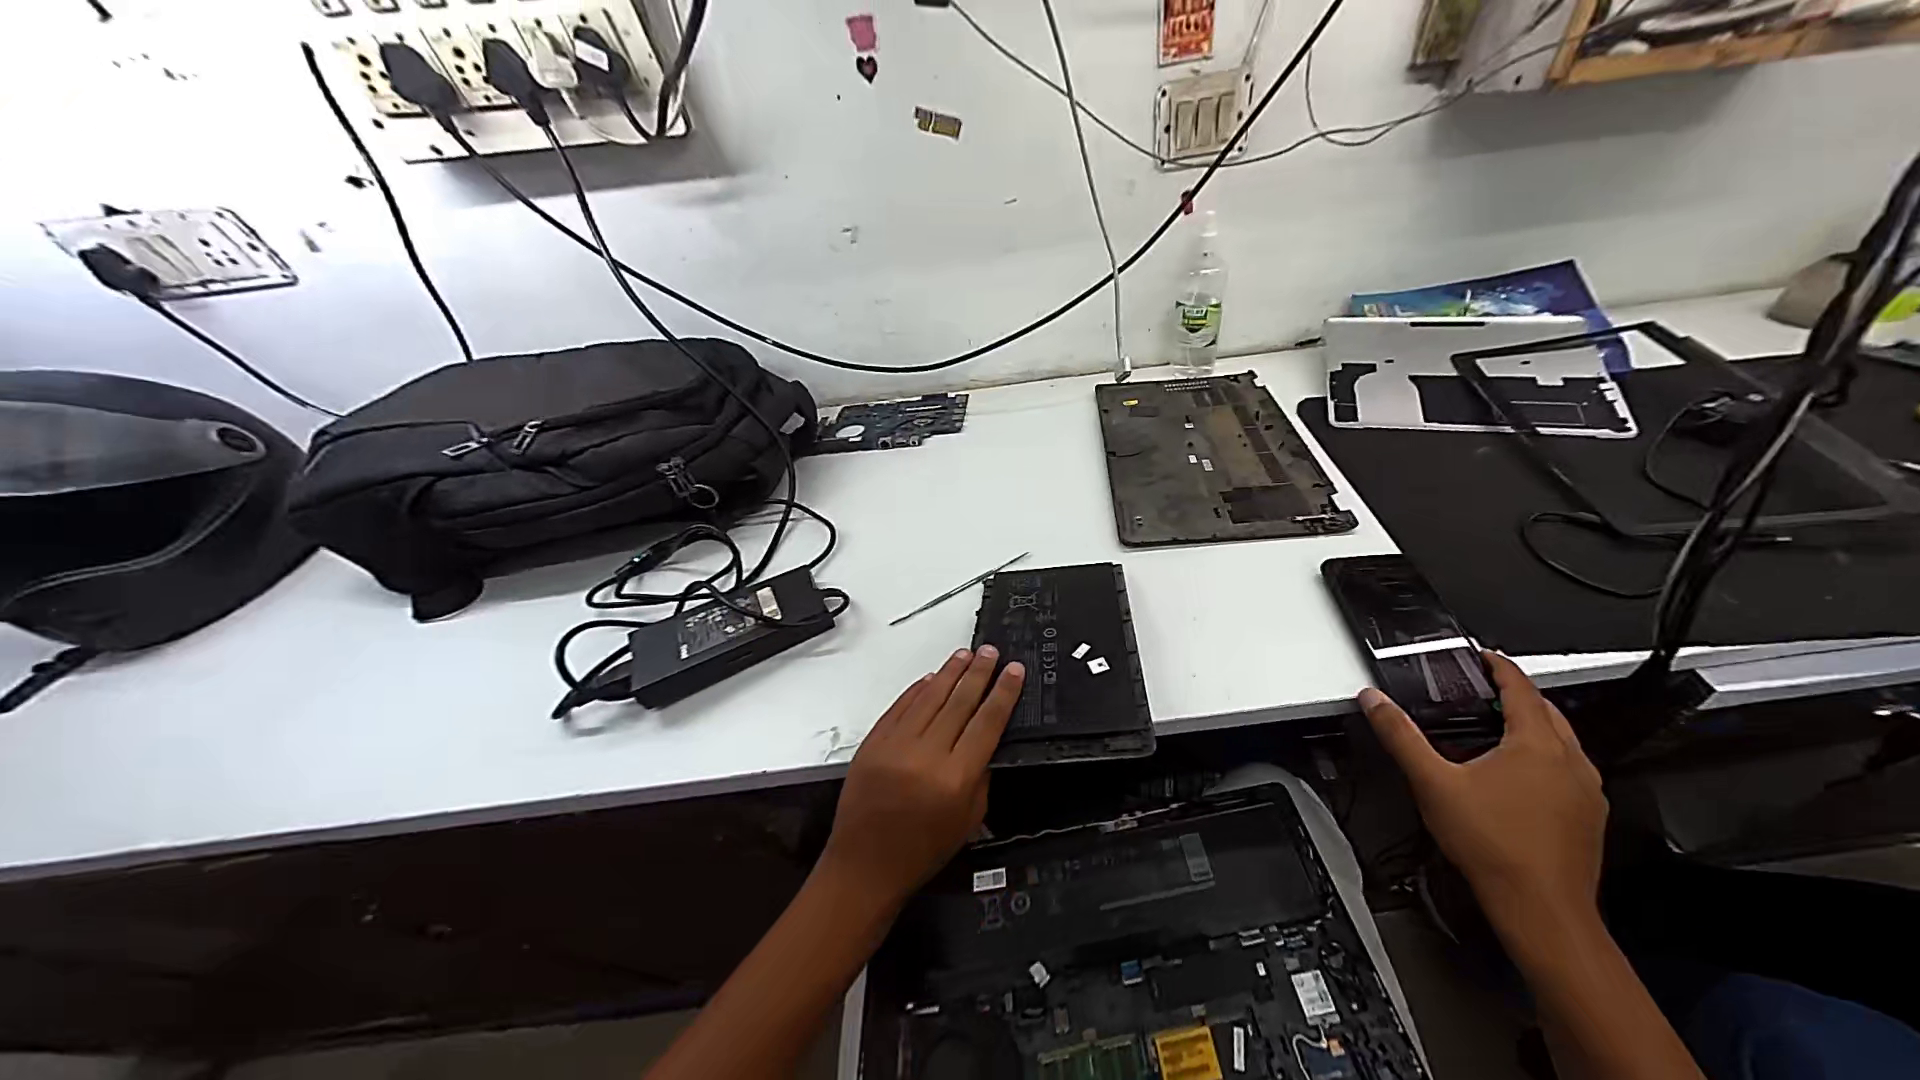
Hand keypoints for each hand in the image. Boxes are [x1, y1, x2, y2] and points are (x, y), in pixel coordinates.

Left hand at [819, 647, 1025, 908]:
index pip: (987, 722)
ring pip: (929, 696)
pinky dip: (917, 689)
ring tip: (965, 655)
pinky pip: (900, 706)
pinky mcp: (873, 743)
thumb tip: (984, 739)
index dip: (1003, 693)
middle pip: (959, 701)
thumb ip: (980, 776)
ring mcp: (895, 746)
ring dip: (950, 672)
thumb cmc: (918, 852)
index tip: (1014, 672)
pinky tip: (930, 678)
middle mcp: (924, 756)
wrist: (864, 866)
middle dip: (979, 673)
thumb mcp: (968, 821)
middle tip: (991, 652)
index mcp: (954, 778)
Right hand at [1358, 652, 1606, 936]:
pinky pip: (1570, 771)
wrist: (1540, 908)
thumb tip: (1376, 702)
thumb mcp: (1432, 781)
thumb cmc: (1496, 848)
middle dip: (1518, 694)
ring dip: (1535, 726)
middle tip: (1488, 689)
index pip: (1522, 688)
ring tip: (1500, 728)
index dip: (1500, 667)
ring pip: (1564, 741)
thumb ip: (1400, 735)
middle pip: (1549, 711)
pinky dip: (1546, 758)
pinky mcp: (1588, 817)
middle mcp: (1571, 764)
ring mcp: (1585, 792)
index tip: (1485, 658)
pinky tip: (1518, 776)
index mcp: (1537, 746)